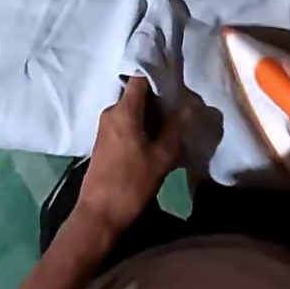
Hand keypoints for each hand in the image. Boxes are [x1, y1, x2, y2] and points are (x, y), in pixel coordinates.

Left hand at [73, 76, 191, 238]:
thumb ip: (176, 128)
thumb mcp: (161, 157)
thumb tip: (190, 105)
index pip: (139, 78)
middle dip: (158, 98)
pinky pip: (126, 122)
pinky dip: (141, 125)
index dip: (156, 74)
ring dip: (151, 114)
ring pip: (132, 109)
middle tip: (181, 106)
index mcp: (123, 111)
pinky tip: (157, 139)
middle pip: (137, 94)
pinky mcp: (105, 140)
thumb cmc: (131, 183)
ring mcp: (106, 126)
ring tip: (173, 124)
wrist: (99, 214)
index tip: (175, 79)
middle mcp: (111, 112)